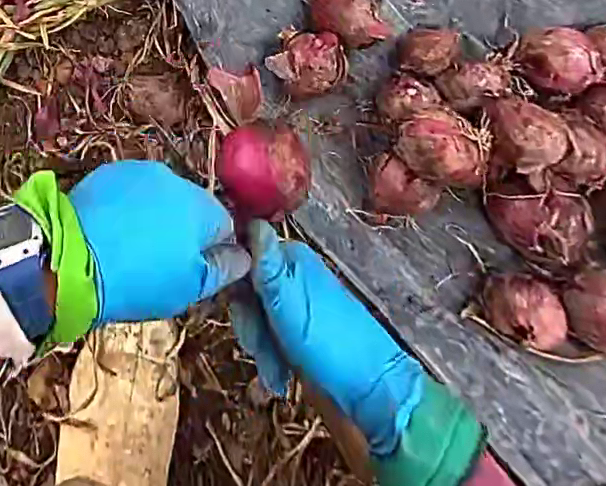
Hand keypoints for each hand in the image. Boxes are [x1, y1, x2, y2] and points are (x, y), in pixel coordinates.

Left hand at [69, 160, 248, 324]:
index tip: (192, 269)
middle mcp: (175, 180)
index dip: (212, 250)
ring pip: (162, 195)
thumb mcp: (187, 287)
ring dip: (157, 215)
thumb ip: (223, 269)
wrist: (71, 259)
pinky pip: (132, 189)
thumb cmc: (137, 279)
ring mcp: (141, 171)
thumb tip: (244, 257)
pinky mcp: (111, 172)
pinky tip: (114, 230)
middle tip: (161, 261)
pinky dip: (129, 206)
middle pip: (192, 206)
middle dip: (184, 229)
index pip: (224, 225)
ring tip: (134, 246)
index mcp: (200, 207)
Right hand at [228, 221, 425, 455]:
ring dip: (259, 346)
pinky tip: (278, 377)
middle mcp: (292, 275)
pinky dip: (270, 357)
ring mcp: (296, 304)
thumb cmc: (325, 339)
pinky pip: (270, 337)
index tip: (239, 310)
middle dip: (249, 324)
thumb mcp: (286, 299)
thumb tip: (252, 218)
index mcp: (291, 257)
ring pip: (257, 318)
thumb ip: (265, 262)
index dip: (236, 285)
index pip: (245, 257)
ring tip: (273, 370)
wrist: (368, 388)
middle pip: (249, 291)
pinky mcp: (298, 331)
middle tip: (258, 347)